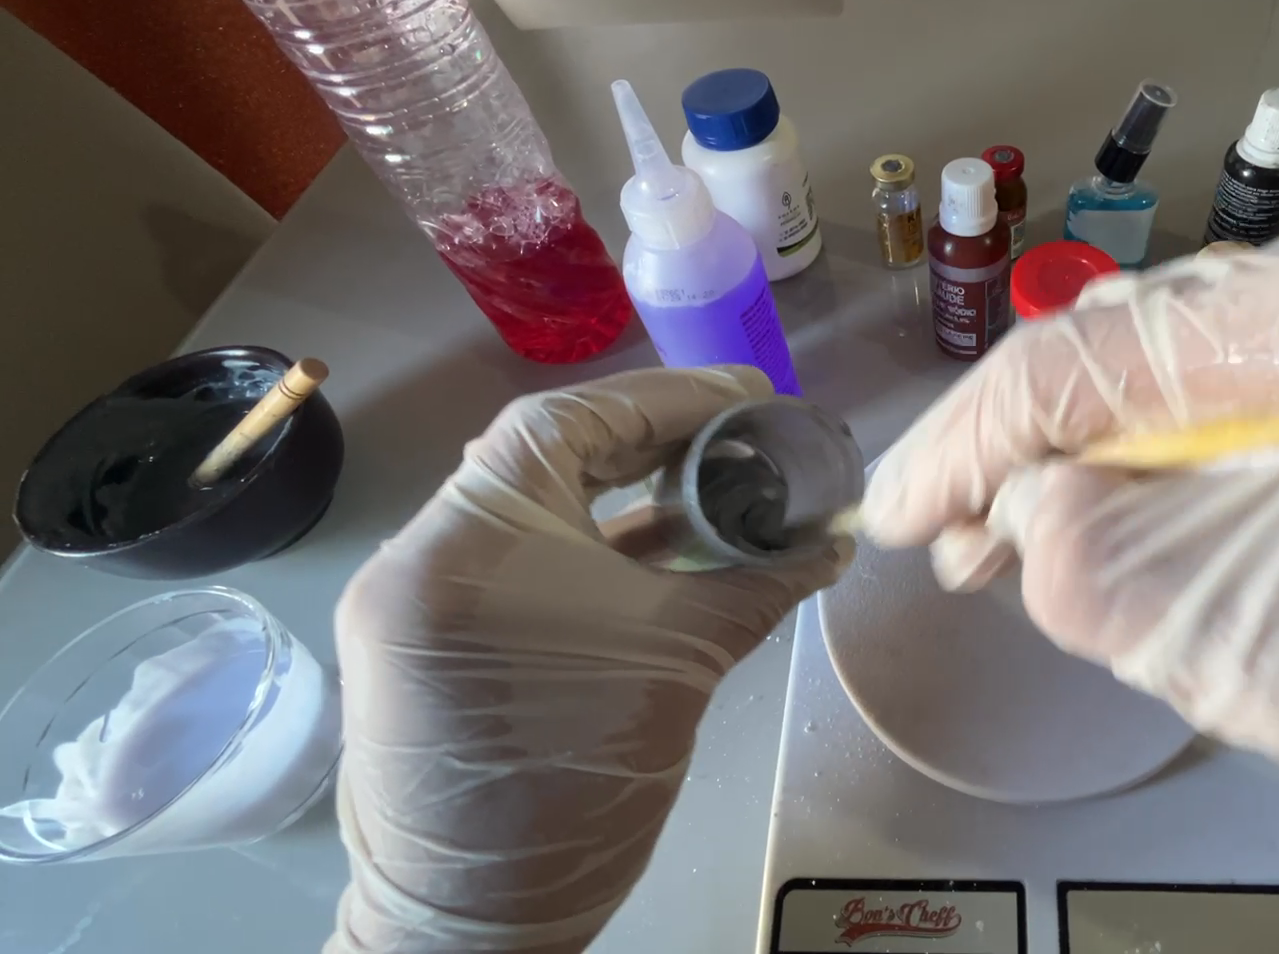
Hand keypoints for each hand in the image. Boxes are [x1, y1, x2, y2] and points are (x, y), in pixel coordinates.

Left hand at [326, 367, 850, 953]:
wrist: (478, 924)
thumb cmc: (578, 784)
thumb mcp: (685, 661)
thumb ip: (765, 583)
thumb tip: (836, 542)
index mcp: (472, 544)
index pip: (567, 422)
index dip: (664, 396)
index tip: (744, 393)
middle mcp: (429, 549)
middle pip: (556, 450)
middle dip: (656, 431)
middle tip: (740, 421)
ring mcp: (426, 588)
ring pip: (547, 498)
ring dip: (636, 481)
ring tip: (720, 465)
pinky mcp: (444, 624)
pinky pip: (536, 550)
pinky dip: (609, 533)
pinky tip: (679, 530)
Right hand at [861, 200, 1278, 953]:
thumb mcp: (1270, 650)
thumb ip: (1108, 567)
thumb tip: (1015, 509)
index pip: (1094, 356)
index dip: (971, 438)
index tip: (896, 509)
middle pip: (1123, 345)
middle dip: (1015, 446)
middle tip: (945, 533)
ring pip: (1161, 364)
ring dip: (1074, 450)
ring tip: (1000, 534)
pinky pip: (1217, 386)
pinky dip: (1144, 449)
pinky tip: (1096, 502)